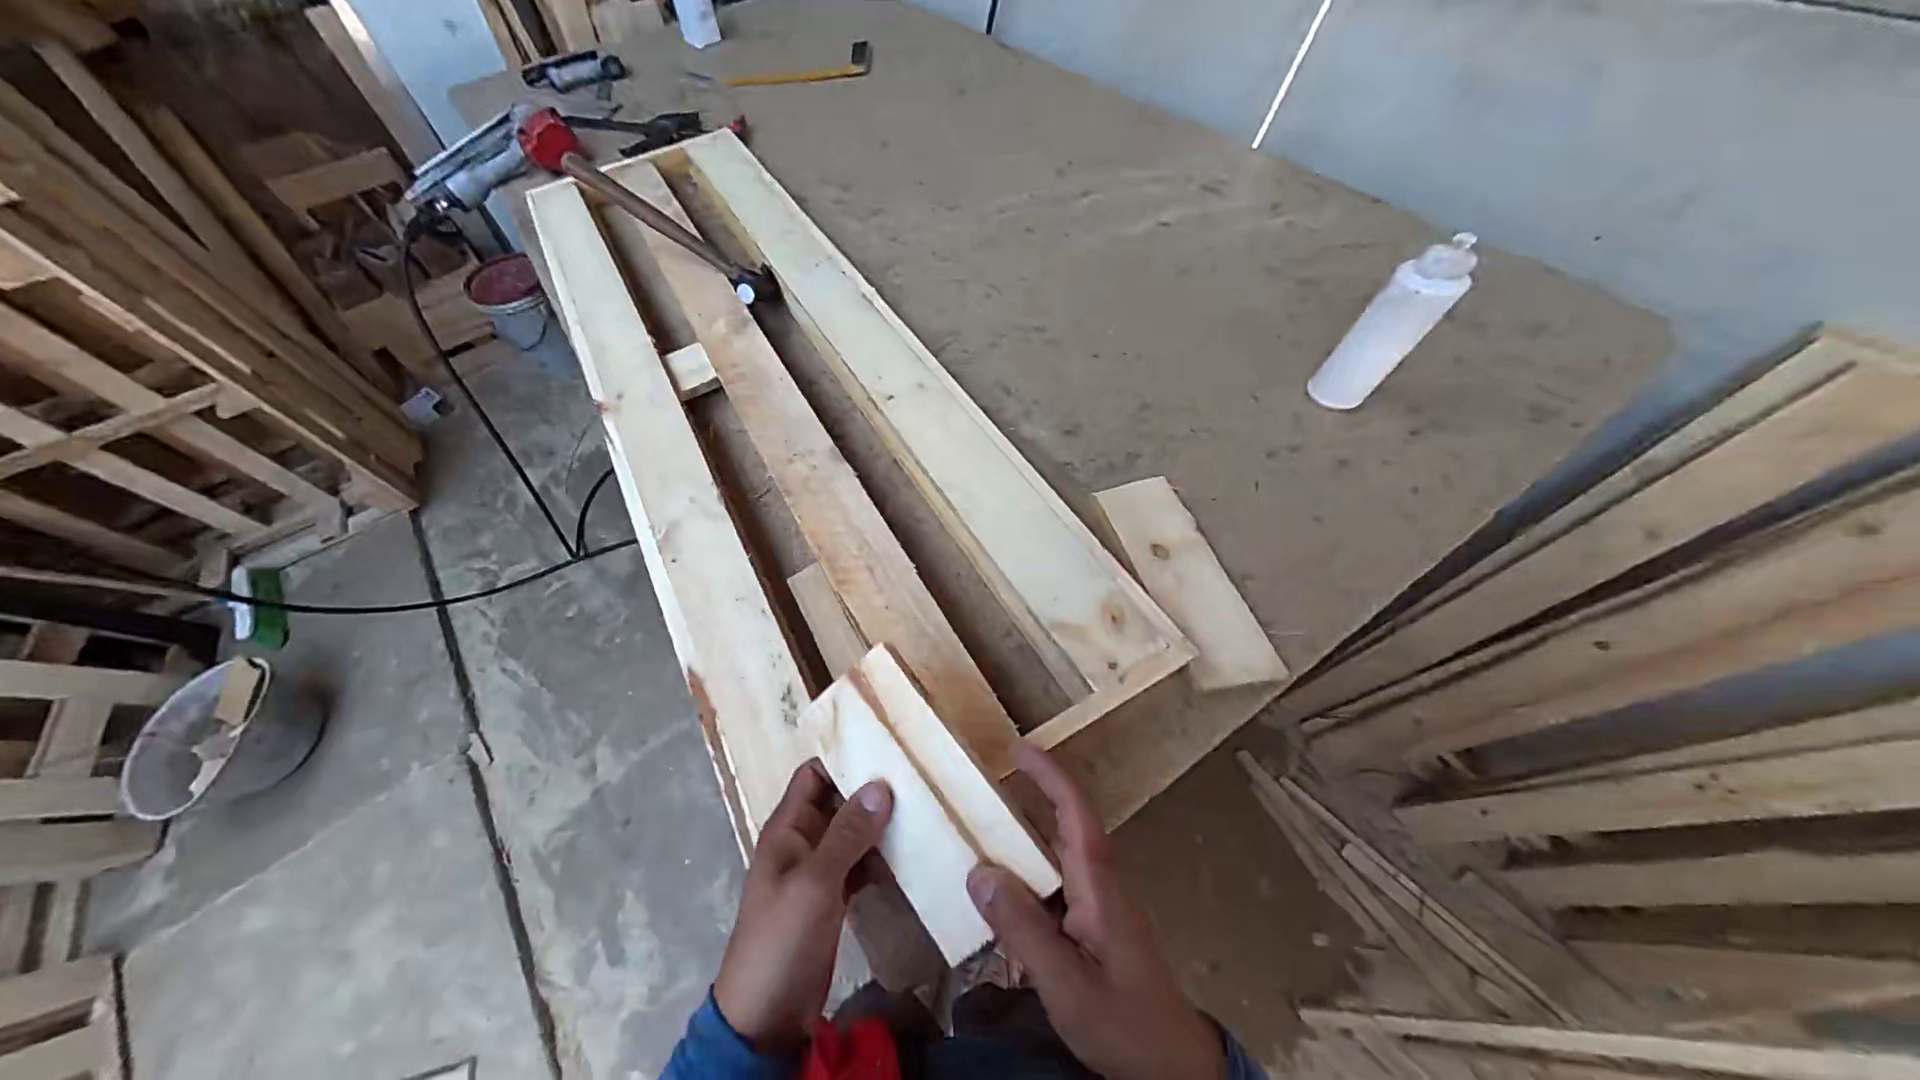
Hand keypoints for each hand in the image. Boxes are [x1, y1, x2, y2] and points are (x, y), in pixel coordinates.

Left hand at [713, 760, 891, 1054]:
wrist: (765, 1016)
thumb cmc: (781, 938)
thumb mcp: (814, 882)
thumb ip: (847, 834)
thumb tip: (881, 784)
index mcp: (787, 828)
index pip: (814, 774)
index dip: (843, 756)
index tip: (885, 744)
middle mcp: (803, 841)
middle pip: (838, 800)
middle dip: (870, 788)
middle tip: (916, 774)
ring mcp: (819, 871)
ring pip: (852, 832)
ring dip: (879, 822)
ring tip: (922, 806)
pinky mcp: (833, 898)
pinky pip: (859, 864)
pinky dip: (880, 857)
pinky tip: (910, 853)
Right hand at [968, 742, 1225, 1079]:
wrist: (1173, 1066)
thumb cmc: (1126, 1023)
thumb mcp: (1067, 985)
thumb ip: (1023, 930)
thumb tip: (979, 873)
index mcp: (1098, 885)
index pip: (1075, 812)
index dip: (1049, 775)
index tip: (1016, 750)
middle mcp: (1100, 883)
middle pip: (1067, 823)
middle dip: (1033, 792)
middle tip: (986, 781)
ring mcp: (1098, 904)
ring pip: (1059, 852)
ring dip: (1027, 830)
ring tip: (983, 823)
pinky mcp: (1093, 924)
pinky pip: (1055, 881)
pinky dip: (1027, 869)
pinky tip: (1003, 885)